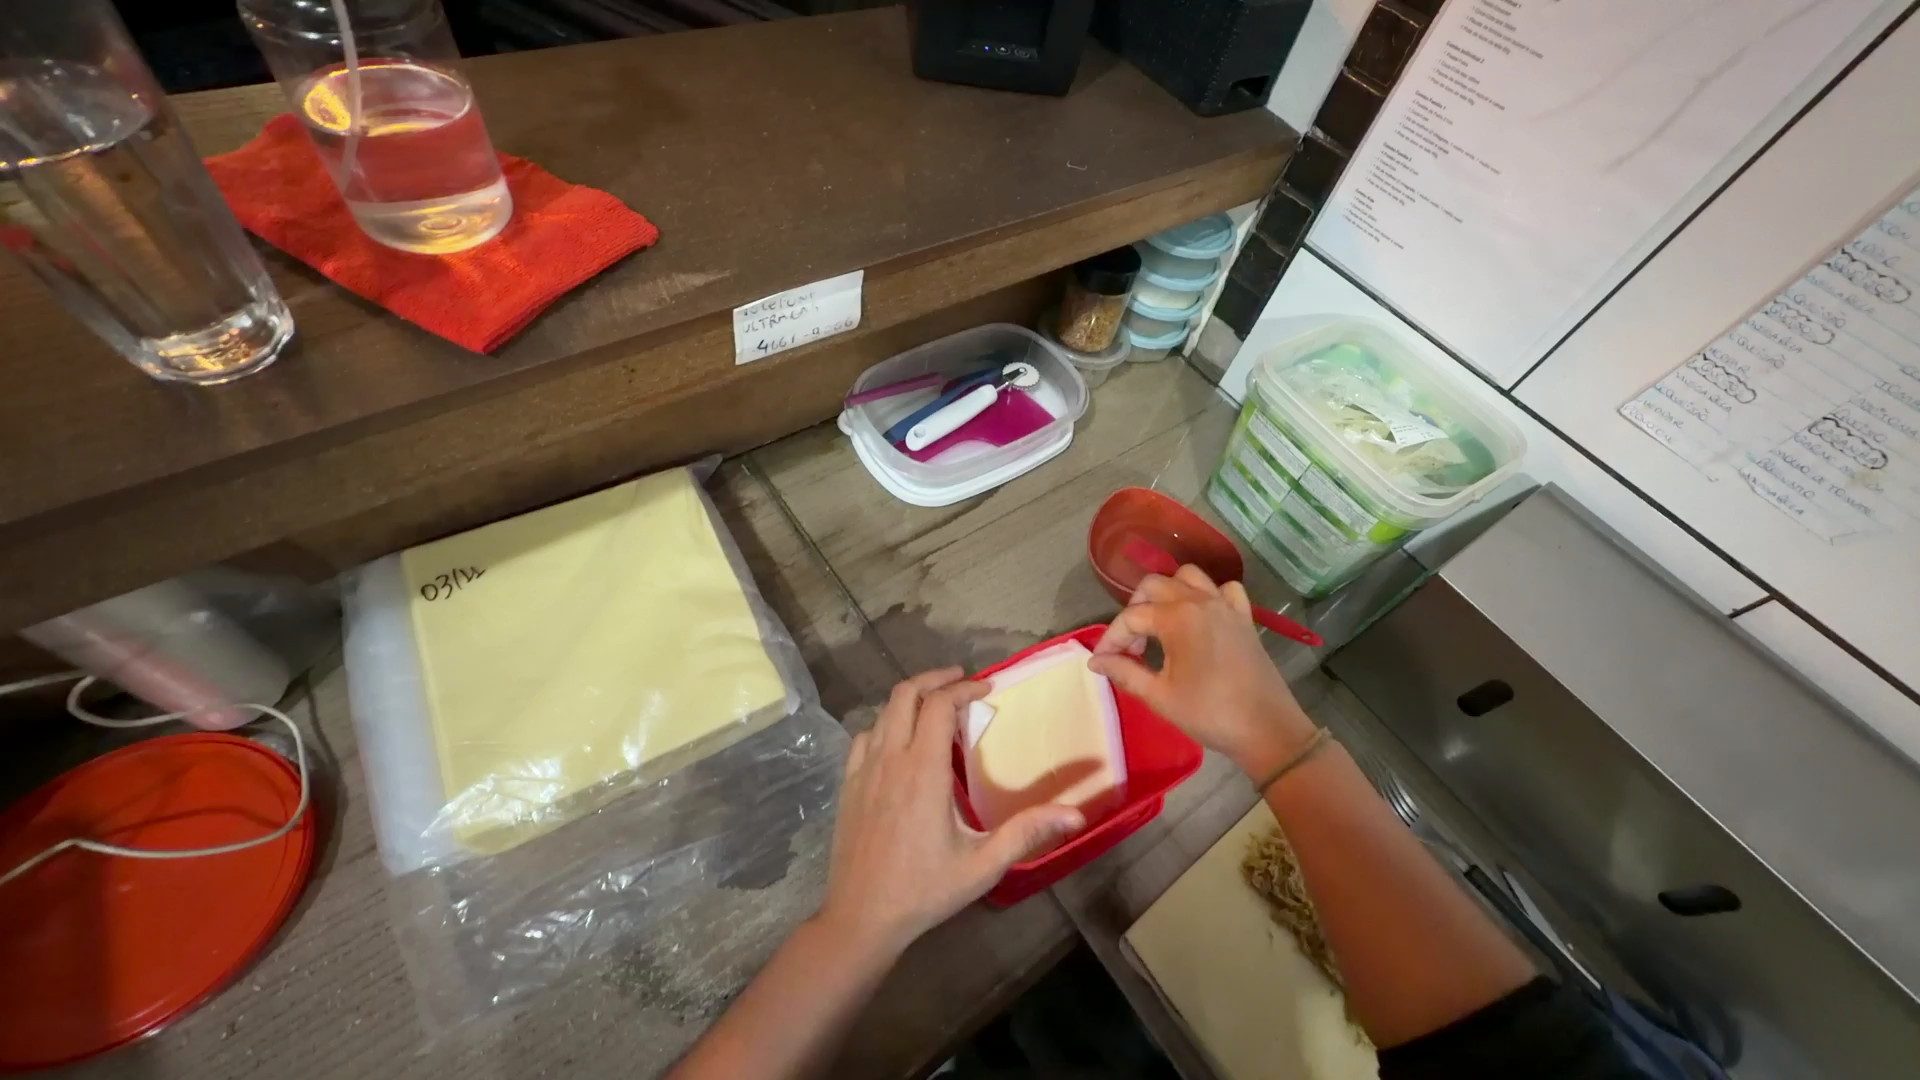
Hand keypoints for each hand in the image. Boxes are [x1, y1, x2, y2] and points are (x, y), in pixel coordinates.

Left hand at [817, 668, 1084, 958]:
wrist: (860, 918)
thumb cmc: (925, 890)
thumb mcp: (982, 865)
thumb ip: (1026, 833)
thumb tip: (1075, 815)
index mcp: (923, 770)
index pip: (939, 705)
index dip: (963, 688)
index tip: (987, 689)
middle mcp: (890, 759)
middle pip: (905, 694)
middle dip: (934, 679)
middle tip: (962, 681)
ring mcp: (863, 770)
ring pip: (883, 712)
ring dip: (911, 699)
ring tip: (936, 706)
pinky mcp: (848, 784)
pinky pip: (864, 737)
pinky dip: (885, 724)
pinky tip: (900, 740)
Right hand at [1089, 566, 1314, 779]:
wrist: (1267, 730)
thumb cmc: (1209, 713)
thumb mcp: (1159, 696)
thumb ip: (1124, 672)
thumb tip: (1095, 661)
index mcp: (1177, 618)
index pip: (1131, 617)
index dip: (1112, 638)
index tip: (1103, 661)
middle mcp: (1200, 601)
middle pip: (1155, 584)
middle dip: (1135, 609)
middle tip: (1132, 644)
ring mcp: (1225, 606)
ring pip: (1188, 577)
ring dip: (1167, 592)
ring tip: (1160, 624)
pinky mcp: (1244, 618)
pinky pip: (1223, 590)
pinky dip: (1207, 595)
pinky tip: (1200, 619)